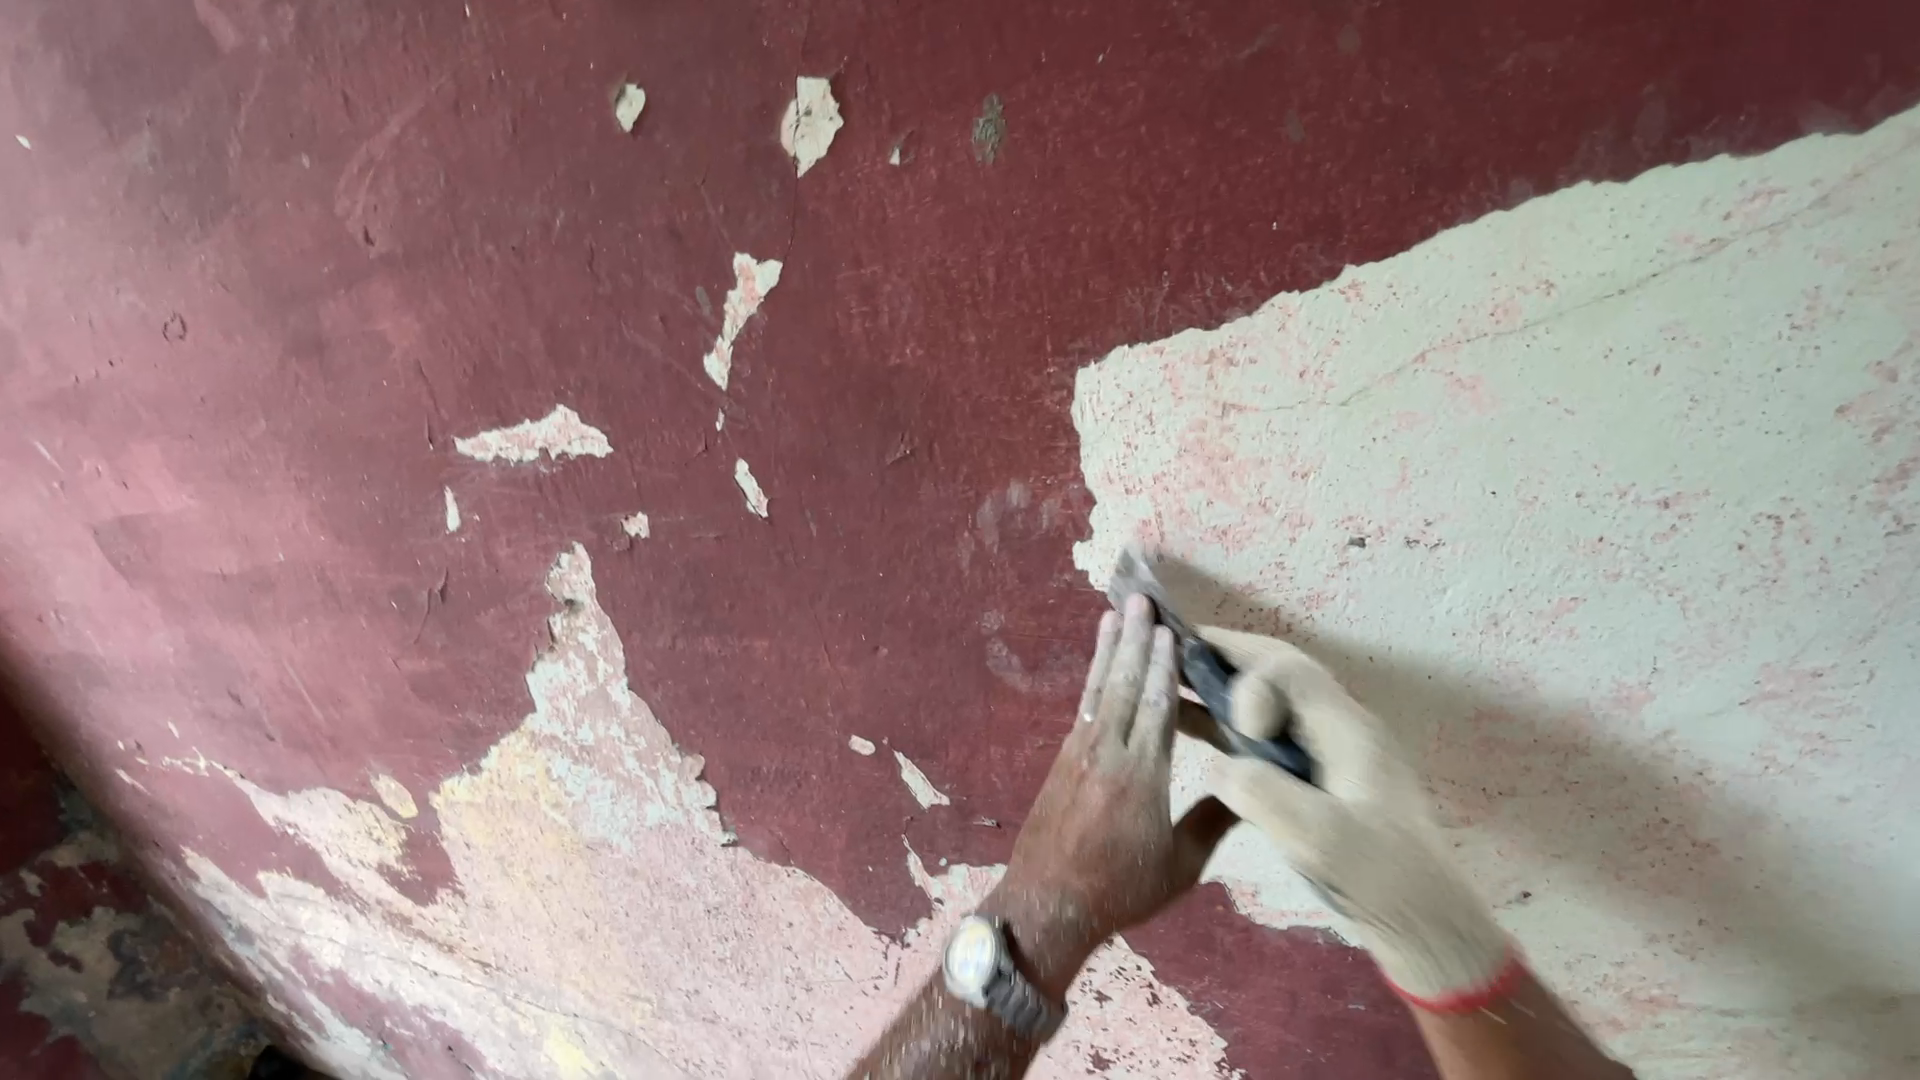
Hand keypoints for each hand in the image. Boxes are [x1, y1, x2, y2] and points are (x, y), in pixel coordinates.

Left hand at [986, 596, 1237, 992]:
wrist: (1050, 900)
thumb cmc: (1121, 887)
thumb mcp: (1180, 866)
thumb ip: (1212, 822)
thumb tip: (1245, 788)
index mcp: (1142, 775)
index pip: (1157, 708)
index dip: (1163, 667)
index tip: (1170, 631)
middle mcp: (1109, 751)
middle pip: (1125, 685)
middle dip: (1134, 640)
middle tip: (1141, 600)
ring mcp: (1080, 750)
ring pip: (1100, 689)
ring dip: (1109, 648)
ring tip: (1115, 612)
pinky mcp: (1064, 755)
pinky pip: (1084, 704)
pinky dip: (1092, 676)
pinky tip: (1098, 660)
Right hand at [1200, 626, 1519, 1012]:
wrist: (1428, 928)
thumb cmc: (1381, 880)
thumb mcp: (1320, 838)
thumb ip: (1264, 792)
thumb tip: (1218, 766)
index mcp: (1346, 730)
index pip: (1288, 670)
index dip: (1249, 678)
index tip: (1235, 723)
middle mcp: (1337, 727)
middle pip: (1276, 672)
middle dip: (1225, 656)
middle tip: (1171, 647)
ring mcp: (1327, 752)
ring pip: (1267, 701)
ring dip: (1220, 687)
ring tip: (1168, 677)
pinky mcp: (1316, 778)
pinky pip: (1264, 734)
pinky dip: (1226, 723)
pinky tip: (1191, 728)